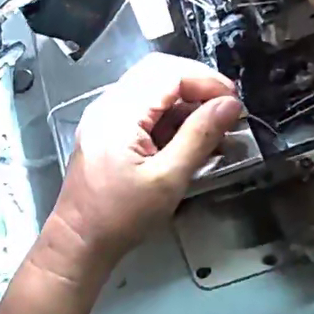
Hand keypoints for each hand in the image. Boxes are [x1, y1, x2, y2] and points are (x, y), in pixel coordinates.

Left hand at [34, 54, 243, 290]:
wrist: (79, 241)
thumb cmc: (120, 217)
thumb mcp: (168, 179)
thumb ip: (199, 137)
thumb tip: (229, 105)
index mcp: (119, 113)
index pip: (168, 73)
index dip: (206, 80)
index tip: (234, 102)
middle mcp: (107, 105)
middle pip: (158, 72)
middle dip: (197, 84)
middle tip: (226, 108)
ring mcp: (104, 116)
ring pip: (150, 87)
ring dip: (184, 100)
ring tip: (213, 126)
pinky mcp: (106, 130)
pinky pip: (141, 107)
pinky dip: (168, 115)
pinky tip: (189, 137)